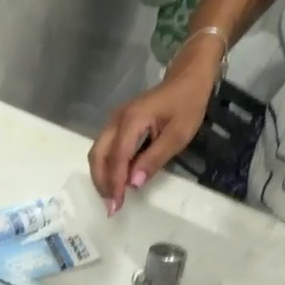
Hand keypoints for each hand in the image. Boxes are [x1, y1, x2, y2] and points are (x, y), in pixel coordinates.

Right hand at [88, 60, 218, 214]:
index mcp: (131, 121)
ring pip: (97, 152)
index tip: (116, 205)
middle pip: (97, 155)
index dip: (115, 183)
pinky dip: (106, 167)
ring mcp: (114, 121)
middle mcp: (116, 120)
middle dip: (102, 182)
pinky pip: (104, 148)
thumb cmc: (187, 105)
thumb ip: (154, 159)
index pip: (117, 158)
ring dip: (102, 176)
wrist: (187, 78)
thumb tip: (133, 184)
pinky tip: (116, 180)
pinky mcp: (117, 124)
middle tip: (111, 205)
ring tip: (112, 197)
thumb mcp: (178, 135)